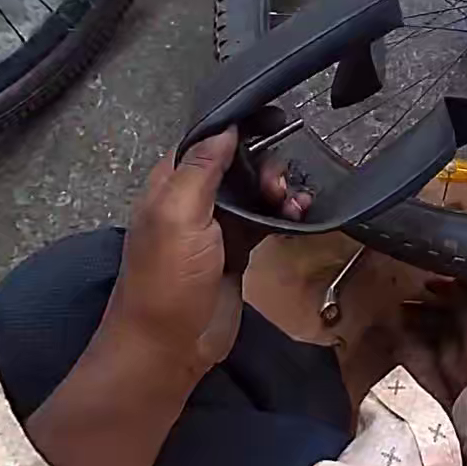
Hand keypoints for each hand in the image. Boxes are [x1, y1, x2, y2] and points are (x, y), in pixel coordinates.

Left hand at [105, 129, 309, 373]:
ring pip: (253, 190)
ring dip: (277, 187)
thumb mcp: (178, 214)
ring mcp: (217, 224)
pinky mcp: (238, 248)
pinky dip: (283, 212)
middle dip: (263, 162)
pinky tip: (298, 212)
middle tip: (278, 181)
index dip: (238, 127)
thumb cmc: (168, 277)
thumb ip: (201, 167)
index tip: (274, 119)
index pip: (206, 139)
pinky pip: (264, 219)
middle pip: (235, 163)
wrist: (170, 346)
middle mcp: (193, 197)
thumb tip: (226, 127)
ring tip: (291, 199)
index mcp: (171, 182)